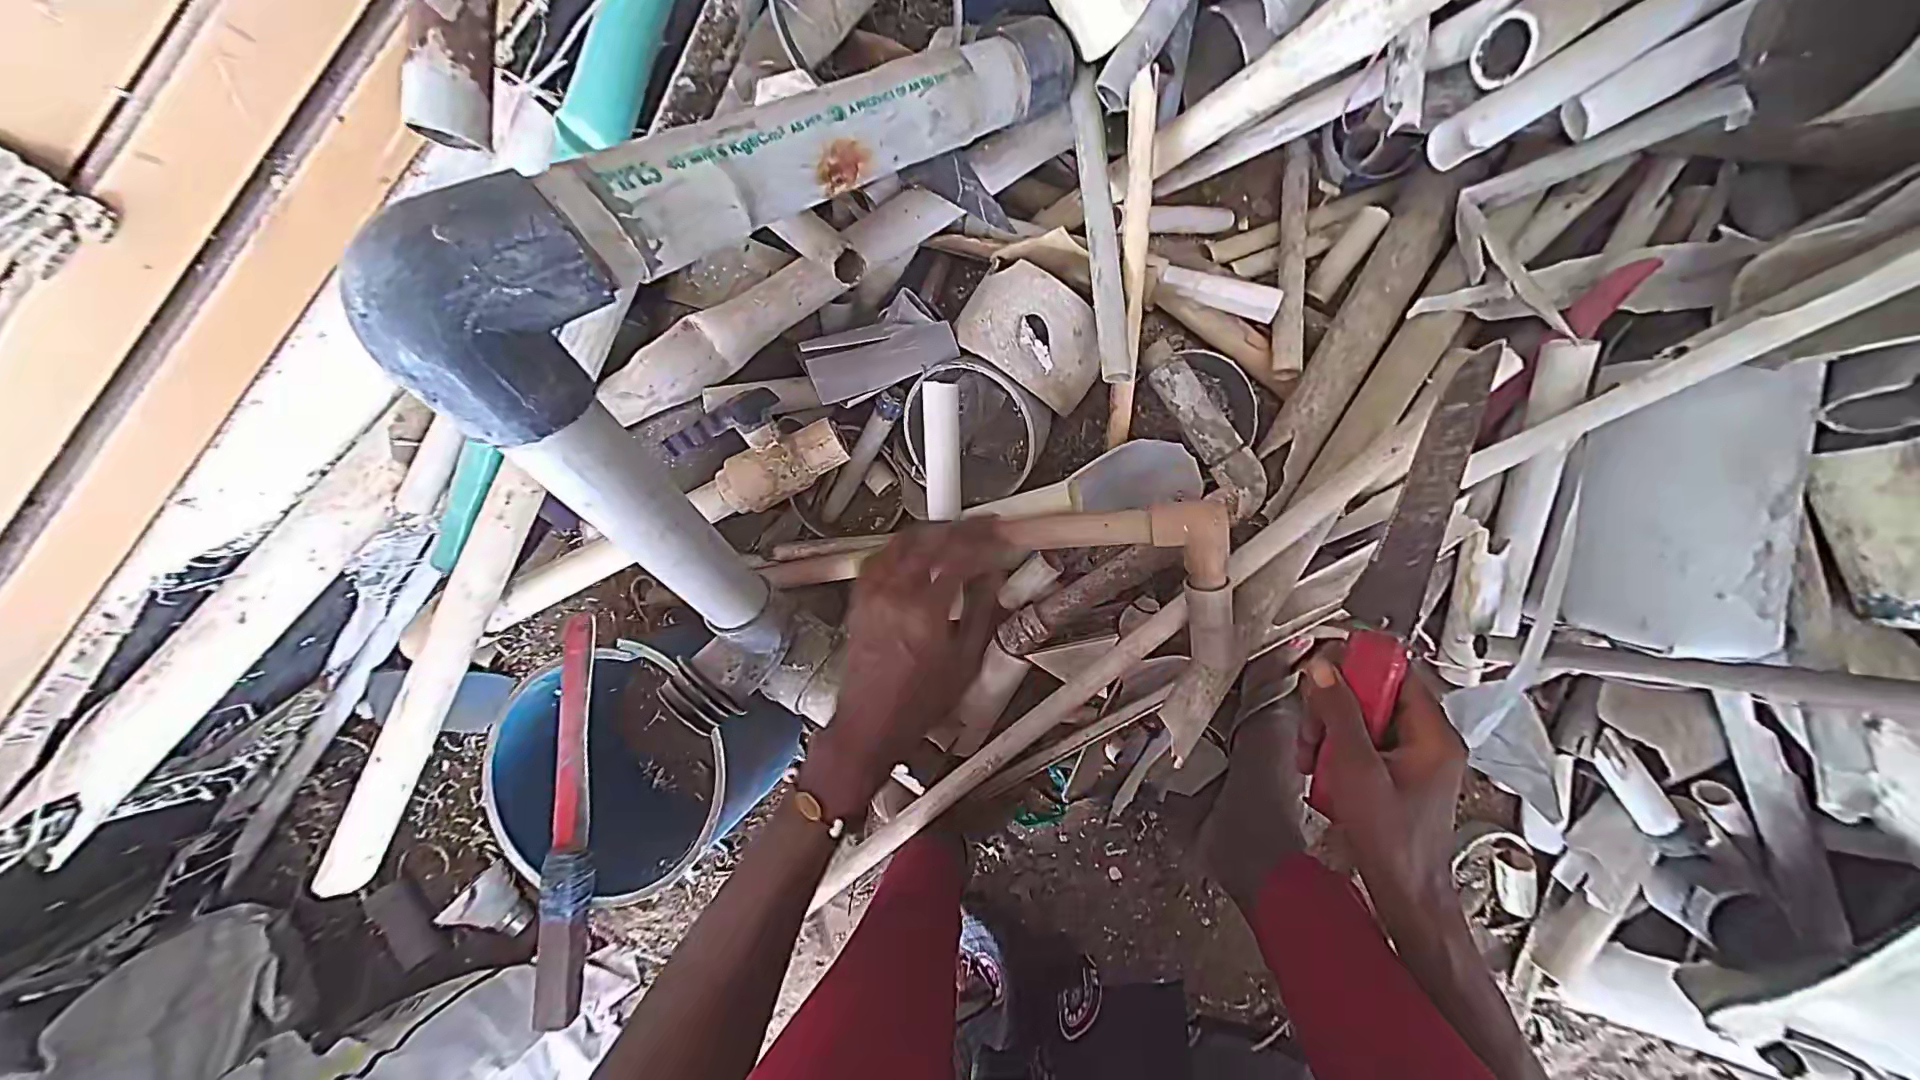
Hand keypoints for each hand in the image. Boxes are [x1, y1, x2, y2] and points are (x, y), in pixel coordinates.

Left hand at [801, 521, 1006, 817]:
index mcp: (925, 612)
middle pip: (930, 540)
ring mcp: (873, 595)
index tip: (996, 535)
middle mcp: (895, 596)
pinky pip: (881, 557)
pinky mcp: (860, 600)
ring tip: (952, 534)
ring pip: (902, 543)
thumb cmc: (916, 704)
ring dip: (931, 532)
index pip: (959, 555)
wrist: (871, 723)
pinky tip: (915, 552)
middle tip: (979, 528)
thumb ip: (983, 613)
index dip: (983, 539)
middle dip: (960, 528)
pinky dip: (903, 547)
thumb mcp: (966, 663)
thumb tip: (992, 580)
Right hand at [1296, 647, 1464, 904]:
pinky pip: (1356, 739)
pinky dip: (1332, 749)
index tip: (1326, 668)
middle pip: (1372, 694)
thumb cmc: (1393, 841)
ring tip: (1314, 757)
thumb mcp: (1357, 769)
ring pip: (1358, 716)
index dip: (1359, 665)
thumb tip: (1323, 672)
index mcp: (1434, 735)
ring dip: (1326, 731)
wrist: (1402, 890)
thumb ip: (1339, 714)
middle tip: (1315, 729)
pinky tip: (1321, 769)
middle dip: (1332, 708)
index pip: (1398, 672)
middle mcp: (1427, 740)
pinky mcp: (1391, 769)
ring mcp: (1410, 755)